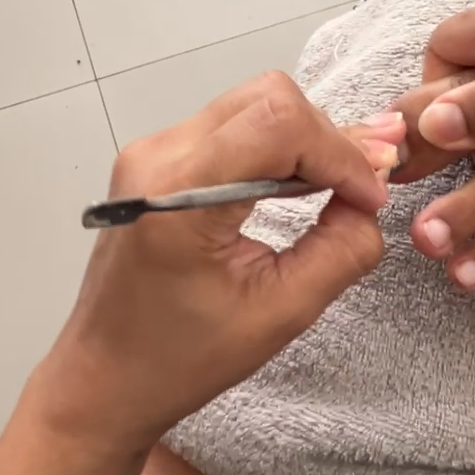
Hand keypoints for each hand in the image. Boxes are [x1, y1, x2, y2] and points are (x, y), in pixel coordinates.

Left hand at [31, 72, 402, 453]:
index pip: (280, 122)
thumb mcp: (280, 314)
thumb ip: (341, 251)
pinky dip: (279, 148)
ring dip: (307, 141)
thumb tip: (369, 202)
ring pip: (255, 104)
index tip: (369, 198)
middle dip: (328, 139)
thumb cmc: (180, 358)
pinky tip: (300, 184)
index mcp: (178, 192)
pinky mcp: (159, 158)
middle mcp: (159, 153)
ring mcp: (153, 150)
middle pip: (270, 98)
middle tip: (361, 188)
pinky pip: (235, 126)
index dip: (341, 152)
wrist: (104, 376)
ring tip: (339, 186)